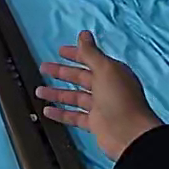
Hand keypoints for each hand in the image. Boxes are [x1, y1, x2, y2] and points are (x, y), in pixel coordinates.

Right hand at [37, 30, 163, 160]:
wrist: (129, 134)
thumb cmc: (120, 99)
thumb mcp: (105, 70)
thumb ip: (91, 53)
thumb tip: (84, 34)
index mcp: (112, 73)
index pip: (90, 59)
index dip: (75, 54)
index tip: (60, 51)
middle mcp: (107, 88)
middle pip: (80, 77)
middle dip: (62, 72)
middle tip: (44, 68)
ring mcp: (101, 107)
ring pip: (75, 97)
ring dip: (57, 93)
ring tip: (39, 90)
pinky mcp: (95, 124)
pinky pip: (75, 116)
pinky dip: (61, 113)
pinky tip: (48, 110)